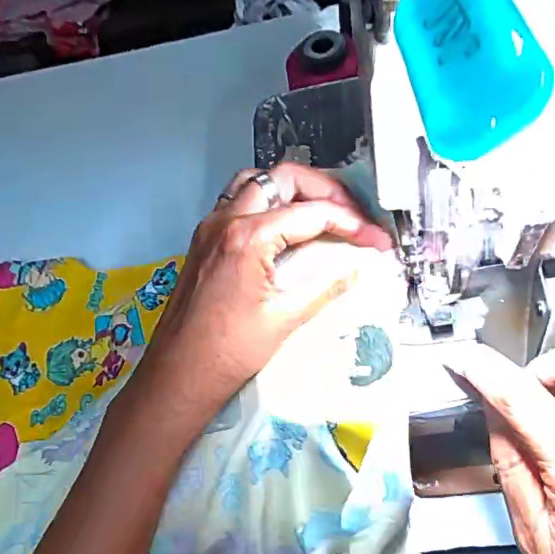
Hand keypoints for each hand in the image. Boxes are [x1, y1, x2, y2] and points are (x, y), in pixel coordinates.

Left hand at [126, 163, 391, 427]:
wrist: (180, 374)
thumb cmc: (224, 353)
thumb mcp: (285, 318)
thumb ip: (325, 285)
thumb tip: (354, 267)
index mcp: (246, 237)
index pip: (312, 212)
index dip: (352, 223)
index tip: (374, 239)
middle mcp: (224, 223)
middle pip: (283, 179)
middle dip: (325, 189)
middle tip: (352, 212)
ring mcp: (210, 230)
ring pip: (257, 183)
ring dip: (293, 190)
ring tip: (322, 212)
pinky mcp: (204, 243)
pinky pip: (238, 203)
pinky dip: (267, 204)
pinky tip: (286, 229)